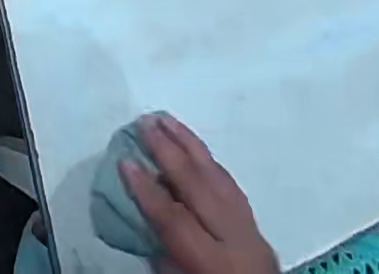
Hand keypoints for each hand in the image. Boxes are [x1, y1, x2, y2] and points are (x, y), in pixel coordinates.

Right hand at [121, 113, 277, 273]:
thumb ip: (165, 259)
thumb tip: (146, 218)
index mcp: (215, 264)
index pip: (175, 219)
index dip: (148, 190)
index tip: (125, 161)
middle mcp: (236, 237)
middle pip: (198, 184)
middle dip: (169, 150)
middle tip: (145, 122)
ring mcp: (249, 223)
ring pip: (215, 172)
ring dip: (187, 142)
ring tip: (165, 119)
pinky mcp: (254, 217)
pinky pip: (227, 180)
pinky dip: (205, 158)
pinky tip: (190, 144)